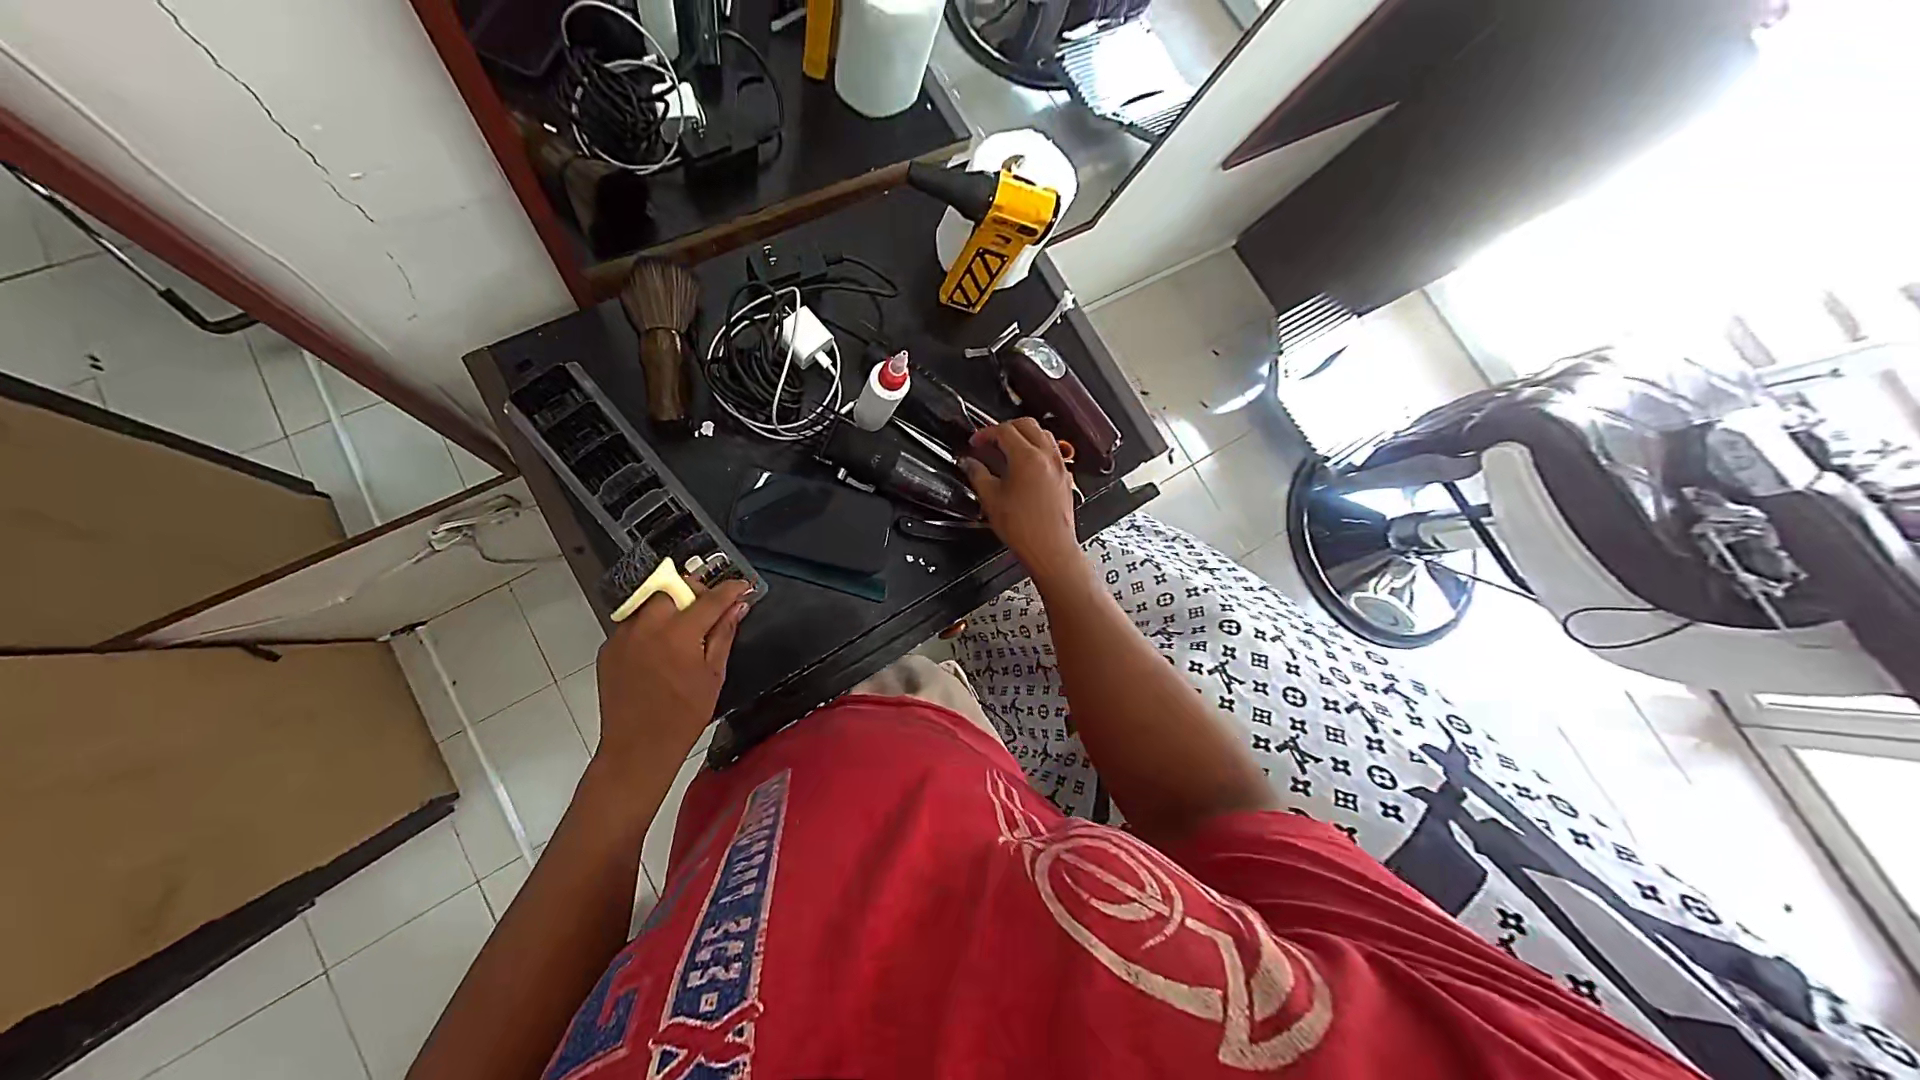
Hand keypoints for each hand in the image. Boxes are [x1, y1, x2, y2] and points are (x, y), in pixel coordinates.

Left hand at [594, 579, 751, 773]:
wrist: (638, 747)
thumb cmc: (681, 716)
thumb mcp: (714, 674)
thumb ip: (724, 634)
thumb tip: (737, 607)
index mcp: (679, 634)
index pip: (710, 598)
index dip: (730, 589)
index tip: (740, 587)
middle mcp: (647, 627)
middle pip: (672, 589)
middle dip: (693, 592)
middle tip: (708, 609)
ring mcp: (623, 636)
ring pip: (650, 603)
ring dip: (669, 607)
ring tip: (683, 630)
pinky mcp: (609, 648)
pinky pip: (633, 624)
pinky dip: (650, 627)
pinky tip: (661, 649)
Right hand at [962, 419, 1080, 581]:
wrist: (1050, 549)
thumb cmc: (1026, 530)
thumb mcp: (991, 499)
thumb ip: (977, 474)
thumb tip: (969, 464)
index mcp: (1027, 457)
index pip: (1004, 430)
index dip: (985, 433)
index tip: (977, 441)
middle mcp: (1047, 457)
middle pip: (1027, 425)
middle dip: (1006, 428)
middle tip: (991, 440)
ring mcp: (1060, 466)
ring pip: (1043, 435)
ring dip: (1024, 435)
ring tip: (1008, 449)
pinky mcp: (1065, 478)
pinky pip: (1053, 452)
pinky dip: (1038, 450)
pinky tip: (1026, 465)